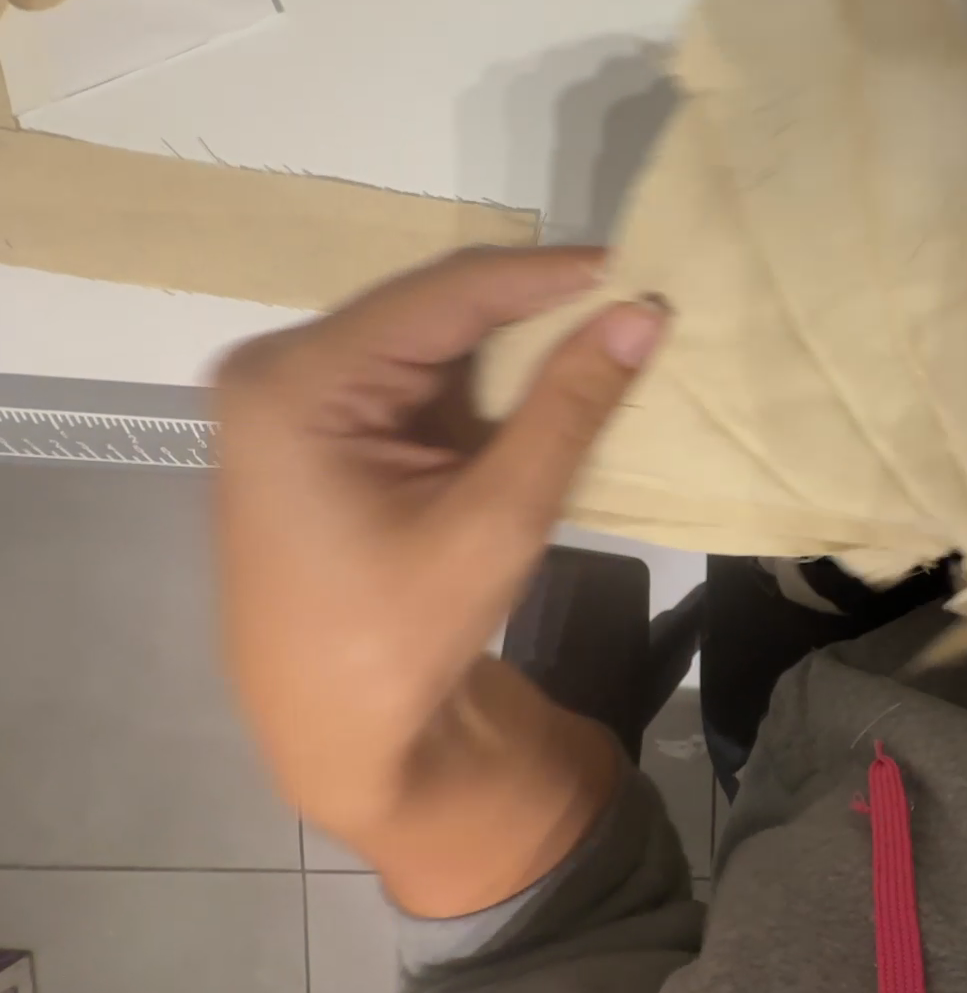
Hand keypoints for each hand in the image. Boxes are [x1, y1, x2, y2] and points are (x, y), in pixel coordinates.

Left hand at [214, 247, 667, 912]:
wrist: (346, 725)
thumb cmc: (407, 627)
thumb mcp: (502, 512)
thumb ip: (572, 405)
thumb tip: (645, 315)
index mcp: (300, 380)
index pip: (448, 295)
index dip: (551, 276)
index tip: (639, 267)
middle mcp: (295, 370)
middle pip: (442, 310)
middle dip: (545, 307)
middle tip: (638, 300)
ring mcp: (319, 401)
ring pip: (448, 345)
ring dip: (534, 345)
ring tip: (619, 333)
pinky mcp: (351, 433)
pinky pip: (443, 383)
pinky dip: (511, 384)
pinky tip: (567, 380)